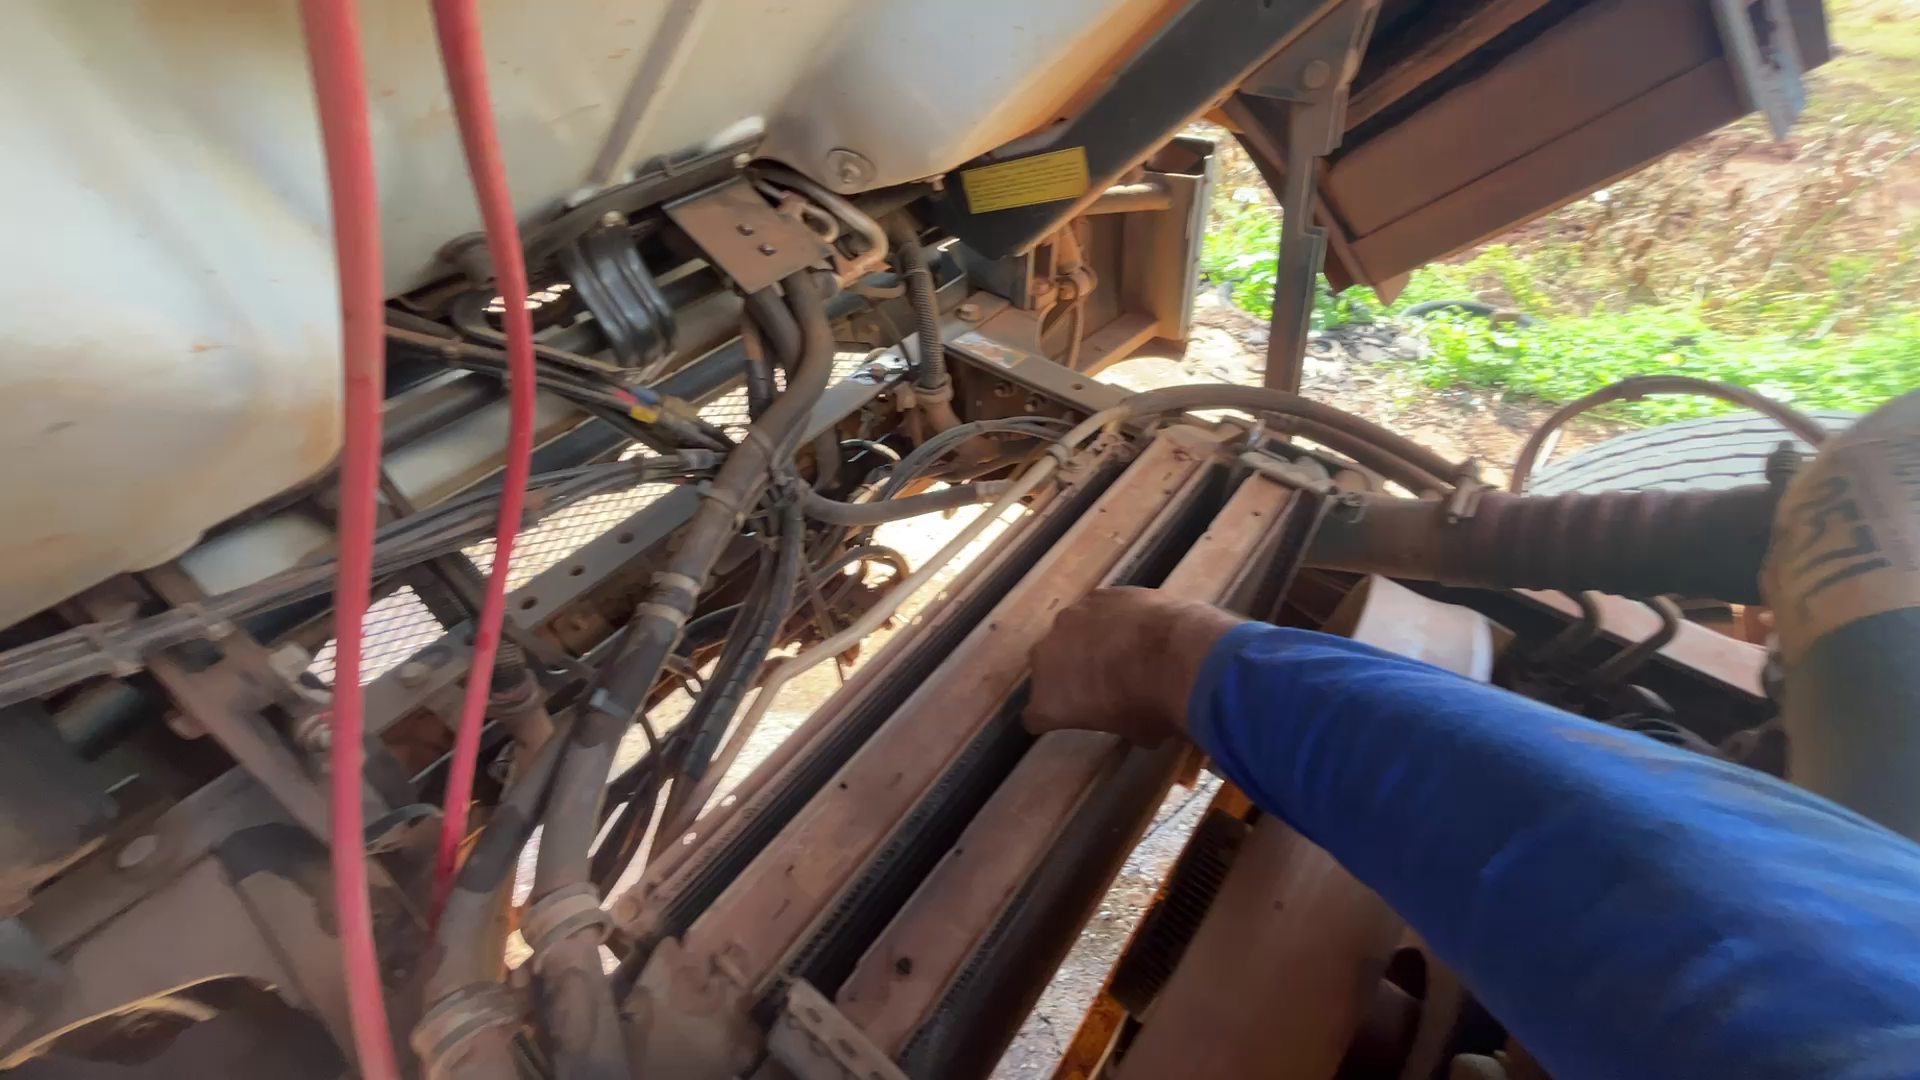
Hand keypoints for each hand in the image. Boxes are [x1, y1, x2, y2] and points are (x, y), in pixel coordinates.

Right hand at [1024, 587, 1245, 746]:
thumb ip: (1120, 725)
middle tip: (1098, 682)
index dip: (1052, 718)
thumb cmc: (1152, 705)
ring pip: (1069, 633)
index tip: (1071, 718)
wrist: (1178, 654)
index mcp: (1048, 702)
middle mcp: (1046, 658)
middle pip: (1047, 668)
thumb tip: (1133, 721)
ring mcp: (1068, 621)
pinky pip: (1095, 610)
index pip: (1035, 717)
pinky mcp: (1094, 595)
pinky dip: (1109, 618)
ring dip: (1086, 641)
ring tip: (1119, 648)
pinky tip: (1134, 624)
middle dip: (1066, 674)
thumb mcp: (1136, 733)